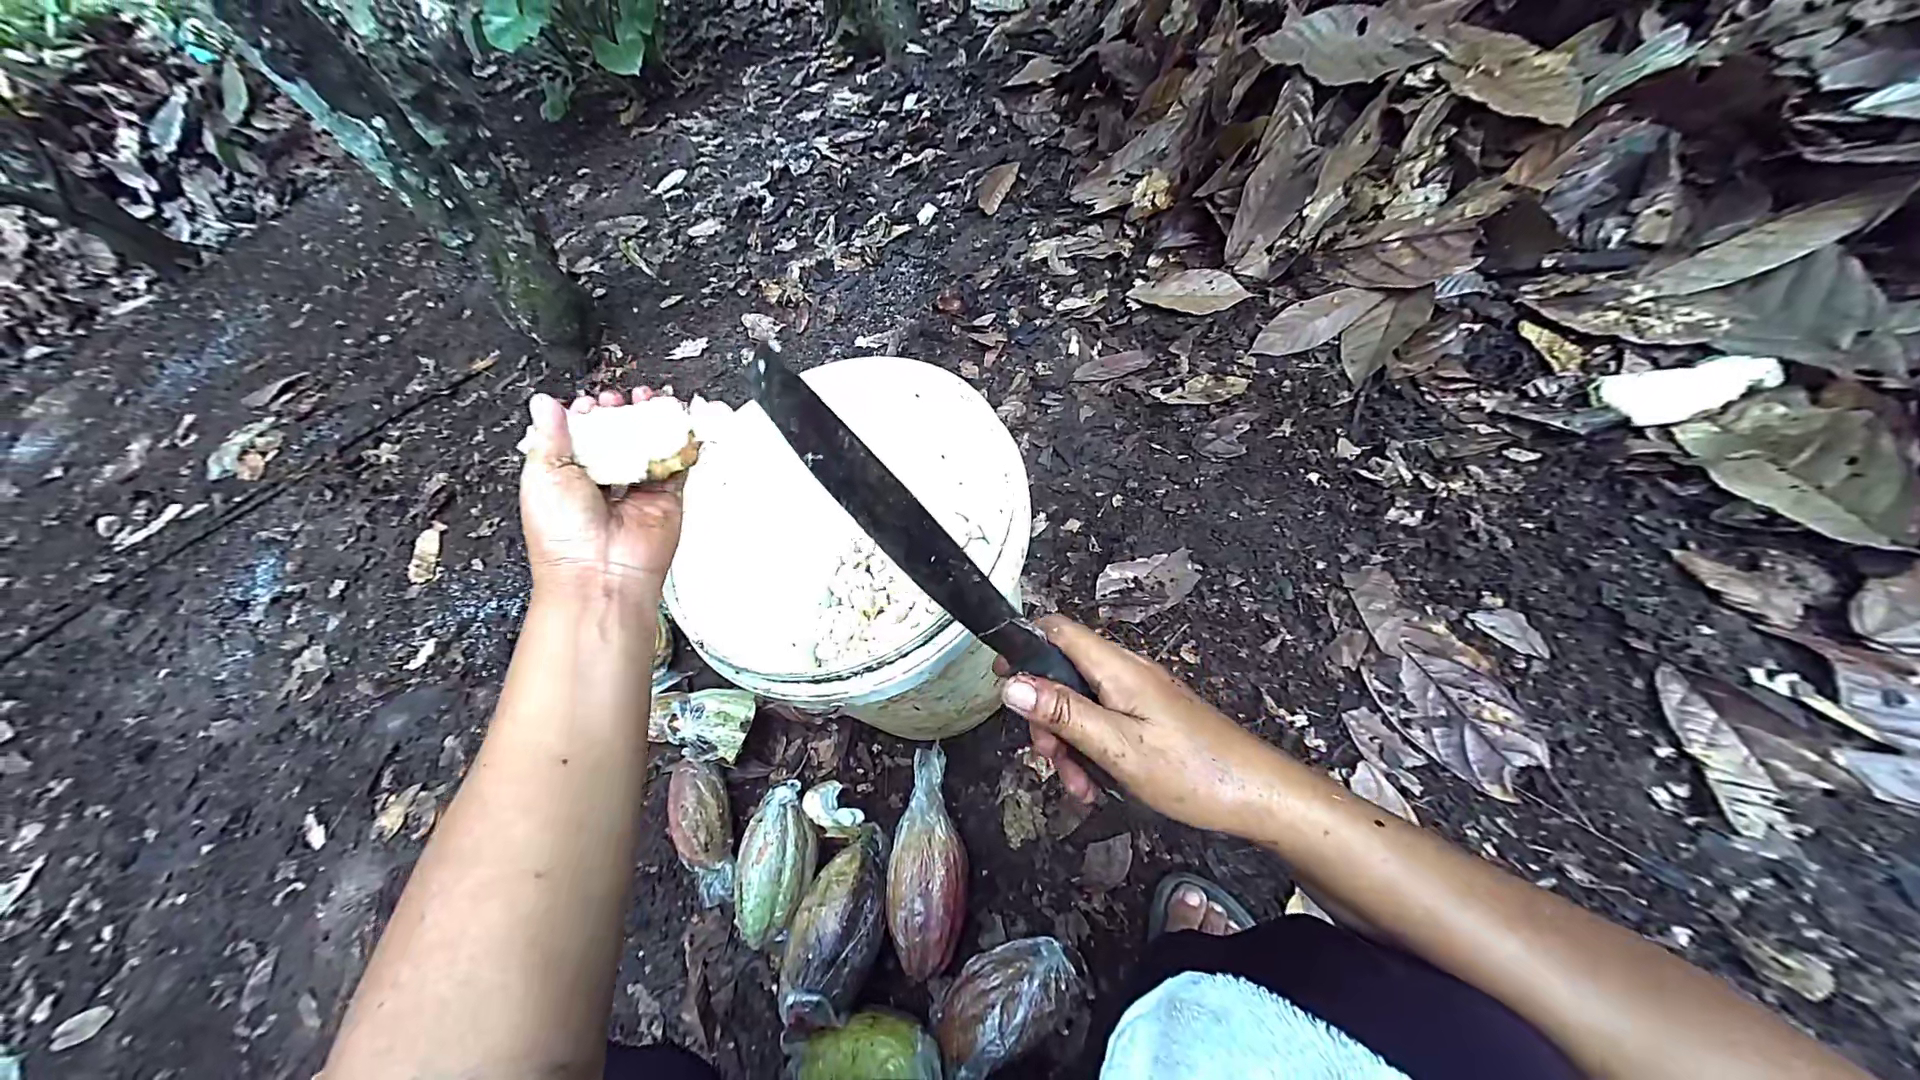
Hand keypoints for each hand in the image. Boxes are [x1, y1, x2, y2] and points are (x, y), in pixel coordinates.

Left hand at [519, 388, 683, 602]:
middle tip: (621, 400)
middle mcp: (603, 484)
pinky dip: (680, 446)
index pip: (580, 437)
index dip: (587, 416)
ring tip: (648, 401)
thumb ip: (550, 435)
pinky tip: (676, 425)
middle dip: (620, 416)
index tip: (592, 403)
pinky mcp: (665, 499)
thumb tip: (545, 404)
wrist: (600, 573)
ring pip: (648, 448)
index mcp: (566, 477)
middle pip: (617, 440)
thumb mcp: (543, 474)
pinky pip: (676, 467)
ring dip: (650, 424)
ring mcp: (636, 491)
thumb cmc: (562, 535)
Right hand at [998, 616, 1294, 834]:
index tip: (1002, 681)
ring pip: (1080, 703)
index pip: (1057, 630)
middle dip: (1046, 715)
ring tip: (1080, 784)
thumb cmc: (1196, 773)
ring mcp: (1138, 693)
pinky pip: (1103, 720)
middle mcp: (1126, 672)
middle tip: (1051, 757)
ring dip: (1069, 741)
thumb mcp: (1118, 747)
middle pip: (1063, 673)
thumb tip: (1013, 685)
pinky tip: (1098, 784)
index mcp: (1118, 669)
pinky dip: (1092, 748)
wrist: (1260, 796)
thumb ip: (1064, 714)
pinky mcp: (1147, 714)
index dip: (1023, 647)